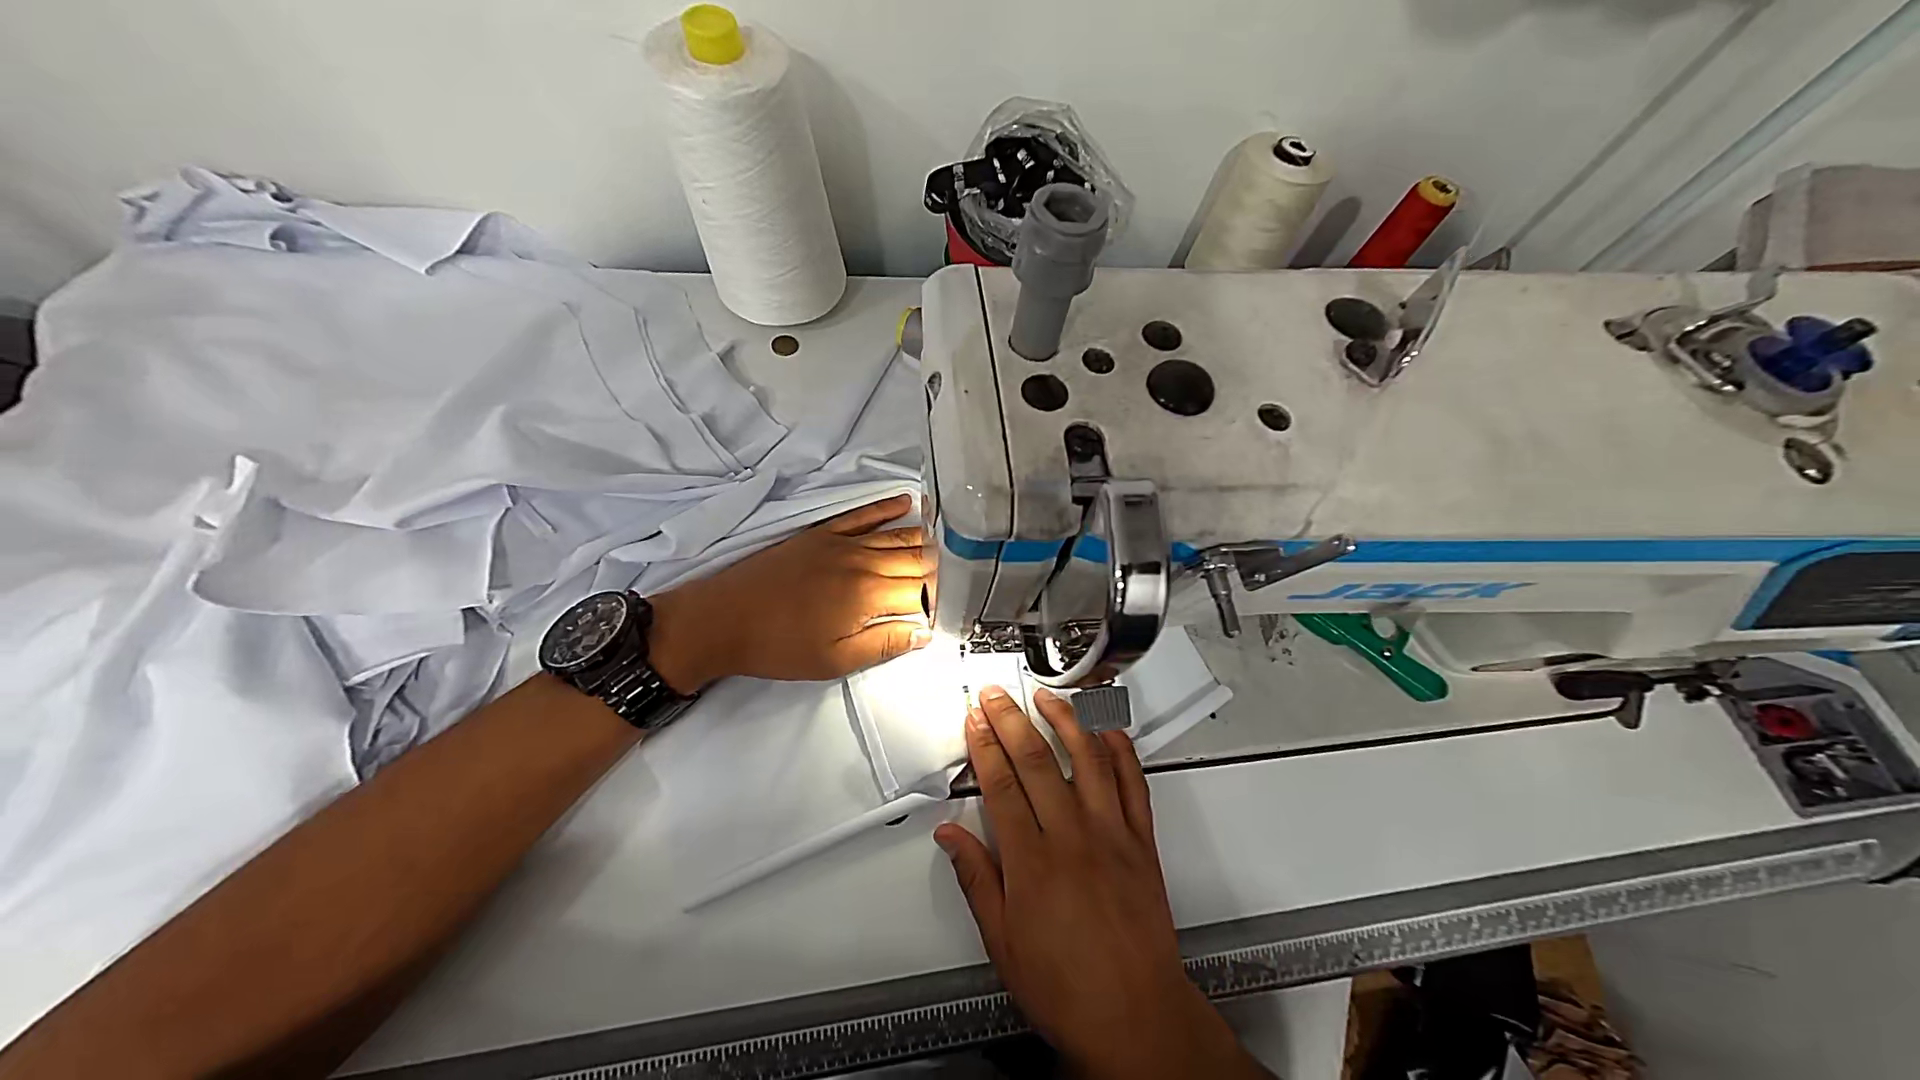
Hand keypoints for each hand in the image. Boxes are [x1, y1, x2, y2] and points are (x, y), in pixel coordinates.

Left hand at [646, 494, 930, 691]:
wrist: (723, 618)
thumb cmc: (778, 646)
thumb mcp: (834, 660)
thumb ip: (884, 644)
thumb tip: (924, 634)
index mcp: (868, 595)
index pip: (923, 592)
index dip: (942, 602)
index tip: (953, 611)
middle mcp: (862, 561)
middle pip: (916, 560)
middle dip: (943, 570)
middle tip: (962, 578)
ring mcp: (842, 542)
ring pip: (897, 536)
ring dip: (926, 540)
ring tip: (952, 542)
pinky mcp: (822, 533)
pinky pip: (863, 515)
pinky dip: (887, 508)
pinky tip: (908, 502)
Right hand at [934, 687, 1270, 1079]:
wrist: (1136, 1019)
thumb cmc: (1071, 990)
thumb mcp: (1003, 942)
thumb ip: (977, 880)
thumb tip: (952, 840)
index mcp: (1033, 864)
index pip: (1000, 785)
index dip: (983, 747)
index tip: (974, 722)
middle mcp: (1072, 839)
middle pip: (1036, 761)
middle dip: (1010, 721)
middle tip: (996, 696)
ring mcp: (1111, 835)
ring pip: (1087, 759)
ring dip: (1065, 720)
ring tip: (1048, 697)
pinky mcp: (1141, 842)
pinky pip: (1133, 784)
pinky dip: (1122, 751)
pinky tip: (1109, 730)